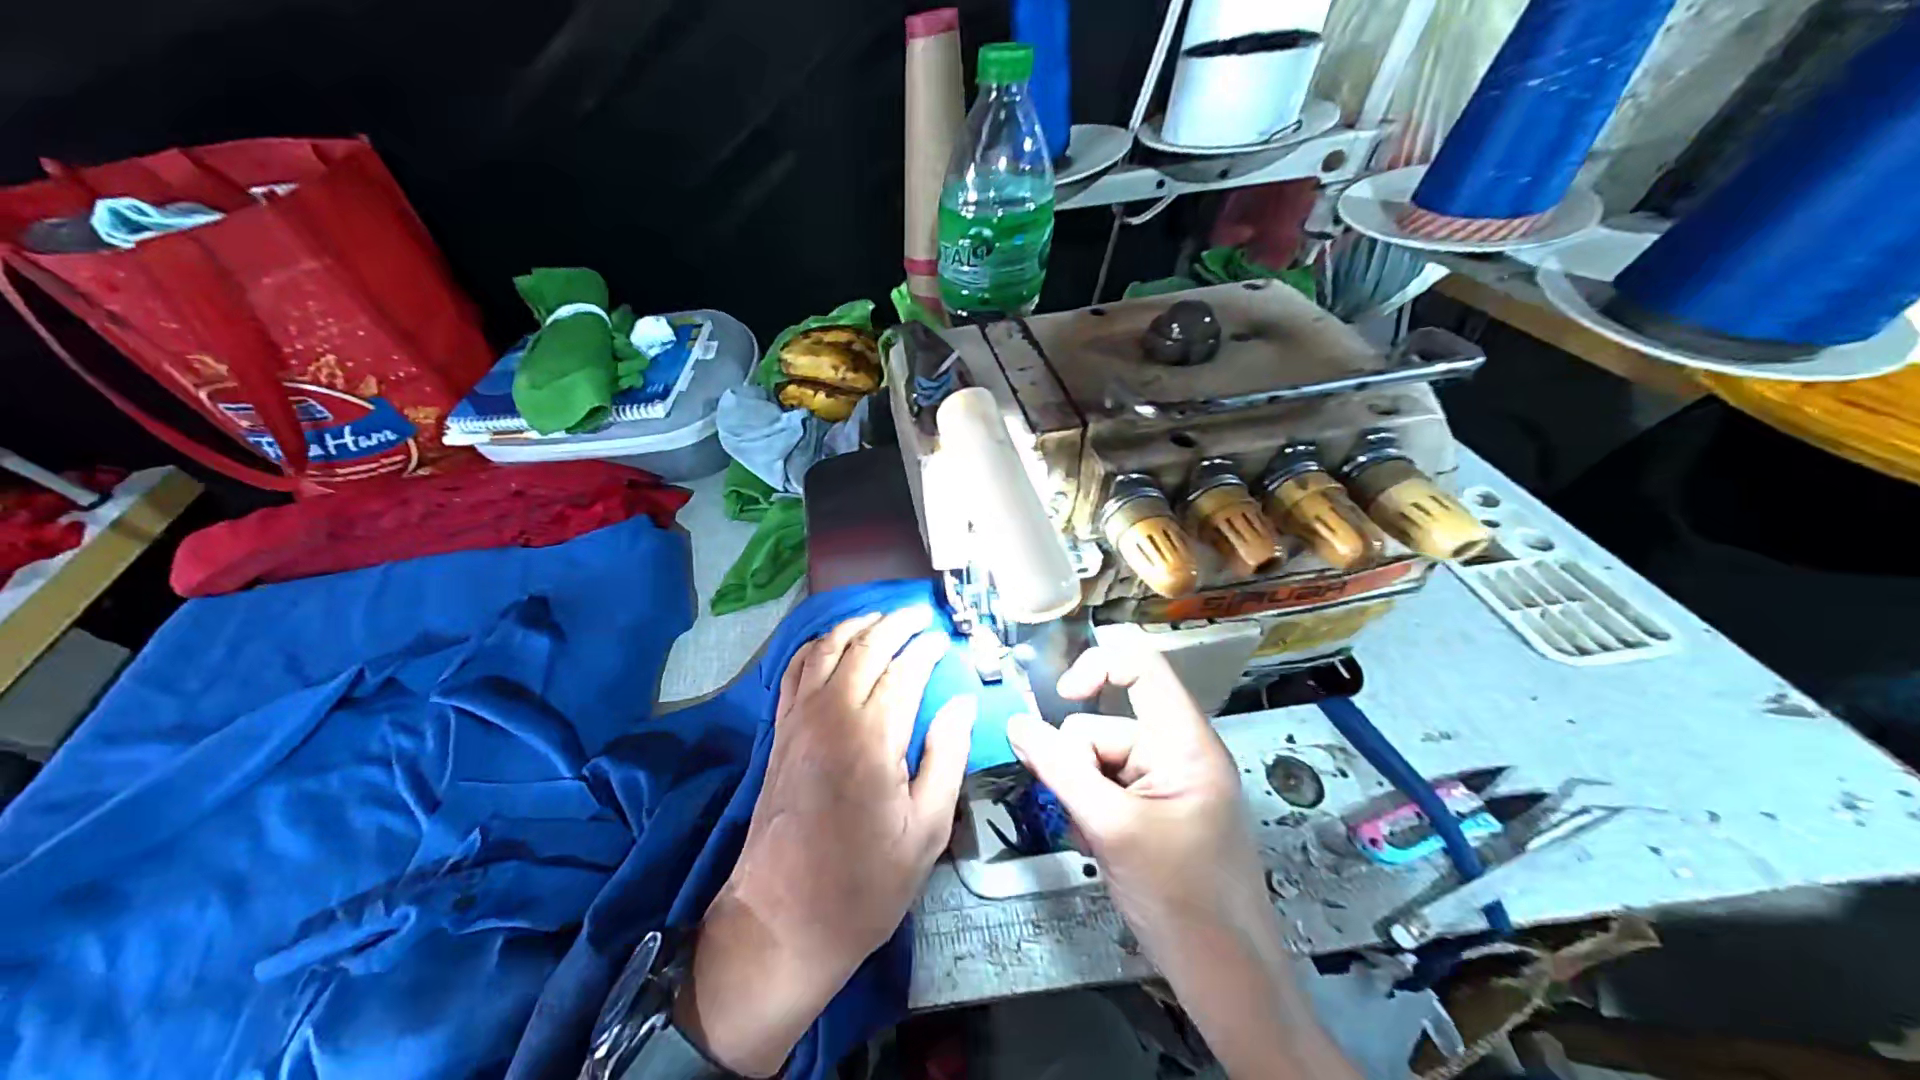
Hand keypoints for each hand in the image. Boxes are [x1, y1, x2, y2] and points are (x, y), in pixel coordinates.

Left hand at [675, 607, 974, 1076]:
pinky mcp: (779, 732)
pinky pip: (796, 670)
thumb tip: (960, 703)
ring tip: (882, 619)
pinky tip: (833, 645)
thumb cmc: (865, 882)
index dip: (927, 650)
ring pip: (826, 649)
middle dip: (895, 624)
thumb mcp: (926, 829)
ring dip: (855, 626)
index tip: (945, 642)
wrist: (783, 920)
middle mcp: (830, 715)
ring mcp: (798, 720)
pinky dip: (817, 646)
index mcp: (872, 737)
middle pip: (864, 647)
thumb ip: (946, 756)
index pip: (904, 670)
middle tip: (920, 617)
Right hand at [1006, 640, 1359, 1079]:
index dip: (1098, 665)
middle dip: (1079, 764)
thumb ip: (1060, 770)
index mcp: (1184, 742)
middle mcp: (1176, 752)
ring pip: (1098, 762)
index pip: (1142, 667)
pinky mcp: (1155, 811)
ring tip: (1096, 839)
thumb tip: (1016, 724)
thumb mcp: (1111, 828)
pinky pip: (1107, 789)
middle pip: (1105, 725)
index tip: (1061, 696)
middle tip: (1086, 813)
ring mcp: (1166, 784)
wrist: (1225, 976)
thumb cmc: (1179, 897)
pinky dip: (1093, 811)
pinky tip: (1100, 845)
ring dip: (1082, 794)